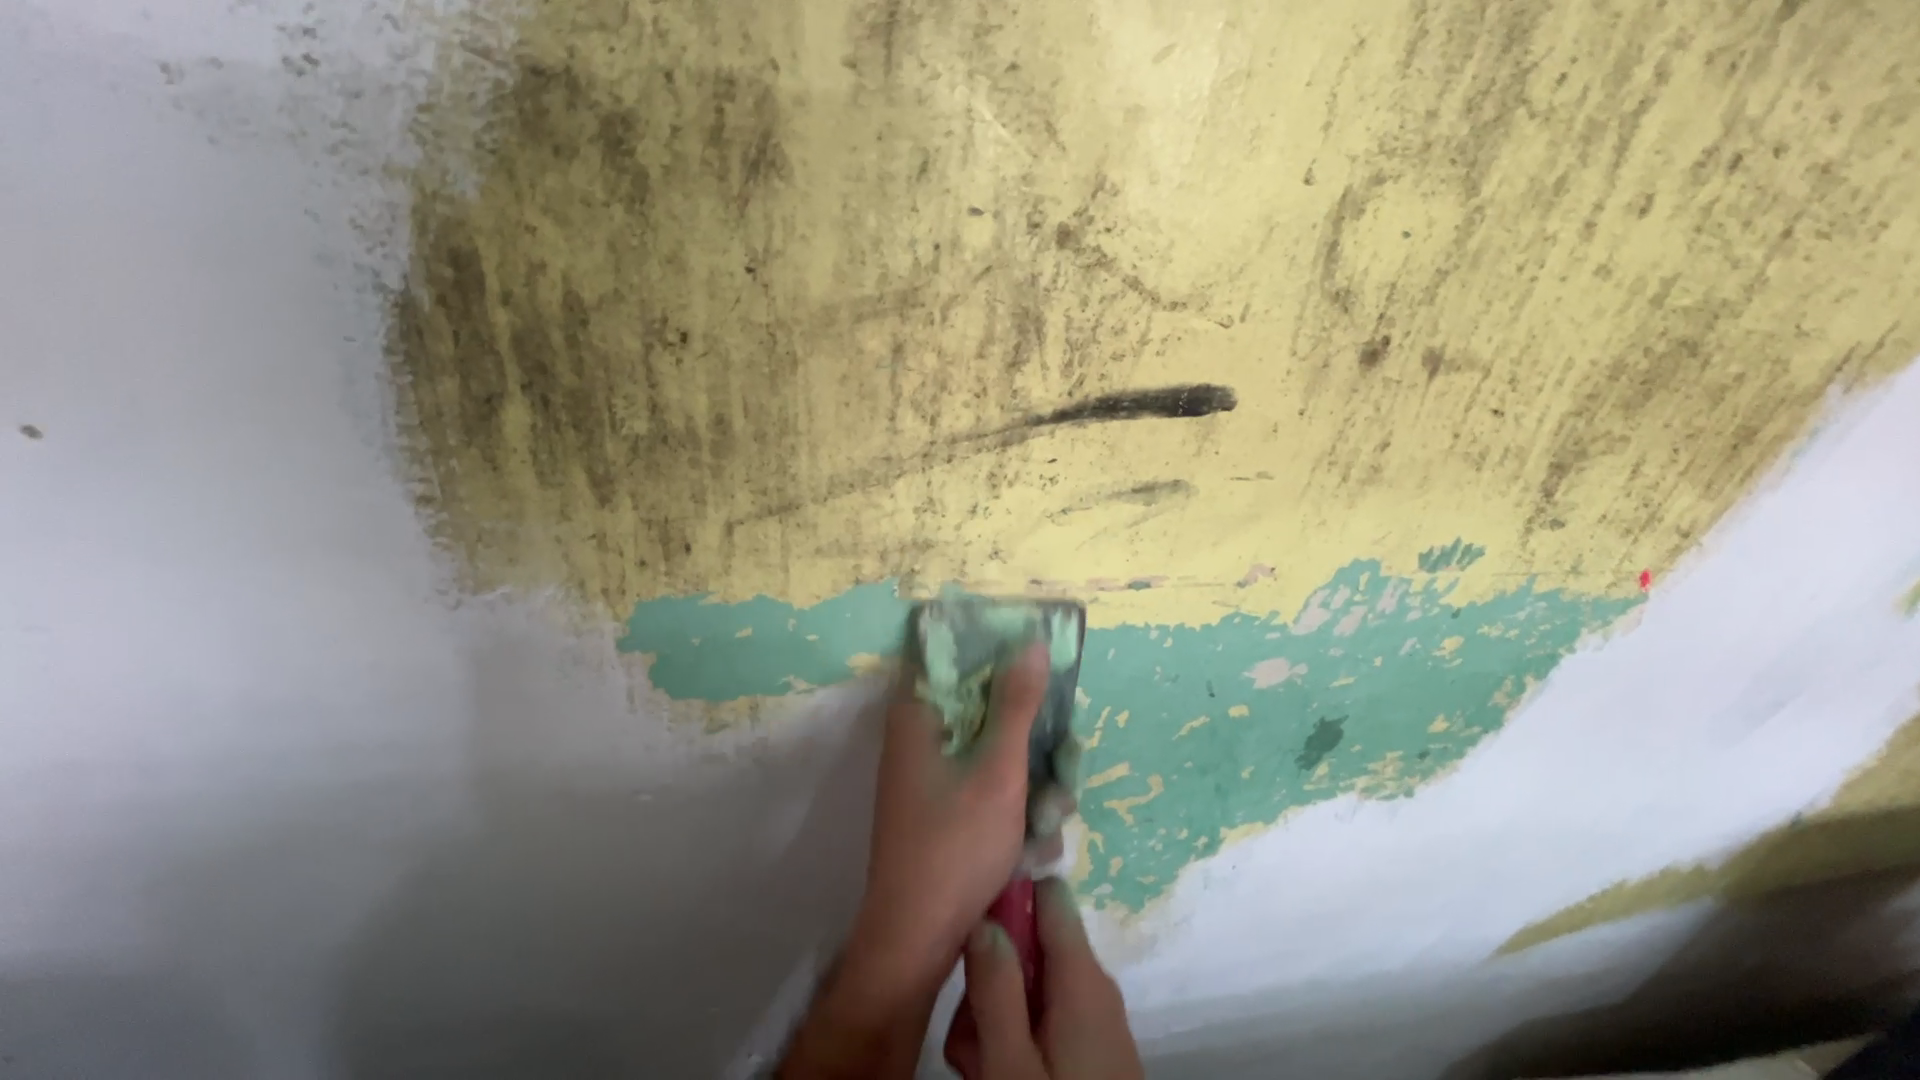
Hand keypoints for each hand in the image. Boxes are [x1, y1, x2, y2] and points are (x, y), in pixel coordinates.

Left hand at [843, 642, 1051, 991]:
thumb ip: (1017, 704)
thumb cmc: (955, 845)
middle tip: (1065, 764)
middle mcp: (919, 738)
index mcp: (916, 716)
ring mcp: (931, 776)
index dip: (997, 654)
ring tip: (1050, 820)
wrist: (918, 938)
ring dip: (1032, 780)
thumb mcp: (998, 770)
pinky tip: (1037, 842)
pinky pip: (988, 784)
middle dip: (1033, 737)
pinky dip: (1015, 805)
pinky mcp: (944, 807)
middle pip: (984, 707)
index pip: (951, 656)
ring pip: (995, 751)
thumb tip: (1032, 642)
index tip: (1042, 666)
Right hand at [944, 877, 1142, 1078]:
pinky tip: (999, 1076)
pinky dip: (1014, 1042)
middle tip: (970, 1033)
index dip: (1008, 898)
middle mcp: (1093, 987)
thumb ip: (996, 986)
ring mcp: (1093, 1019)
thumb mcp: (1011, 1064)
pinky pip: (1042, 1021)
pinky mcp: (1089, 1049)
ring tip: (980, 1068)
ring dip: (994, 1019)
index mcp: (1081, 977)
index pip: (1048, 896)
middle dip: (989, 980)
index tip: (971, 922)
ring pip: (1028, 988)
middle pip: (1029, 948)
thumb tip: (986, 919)